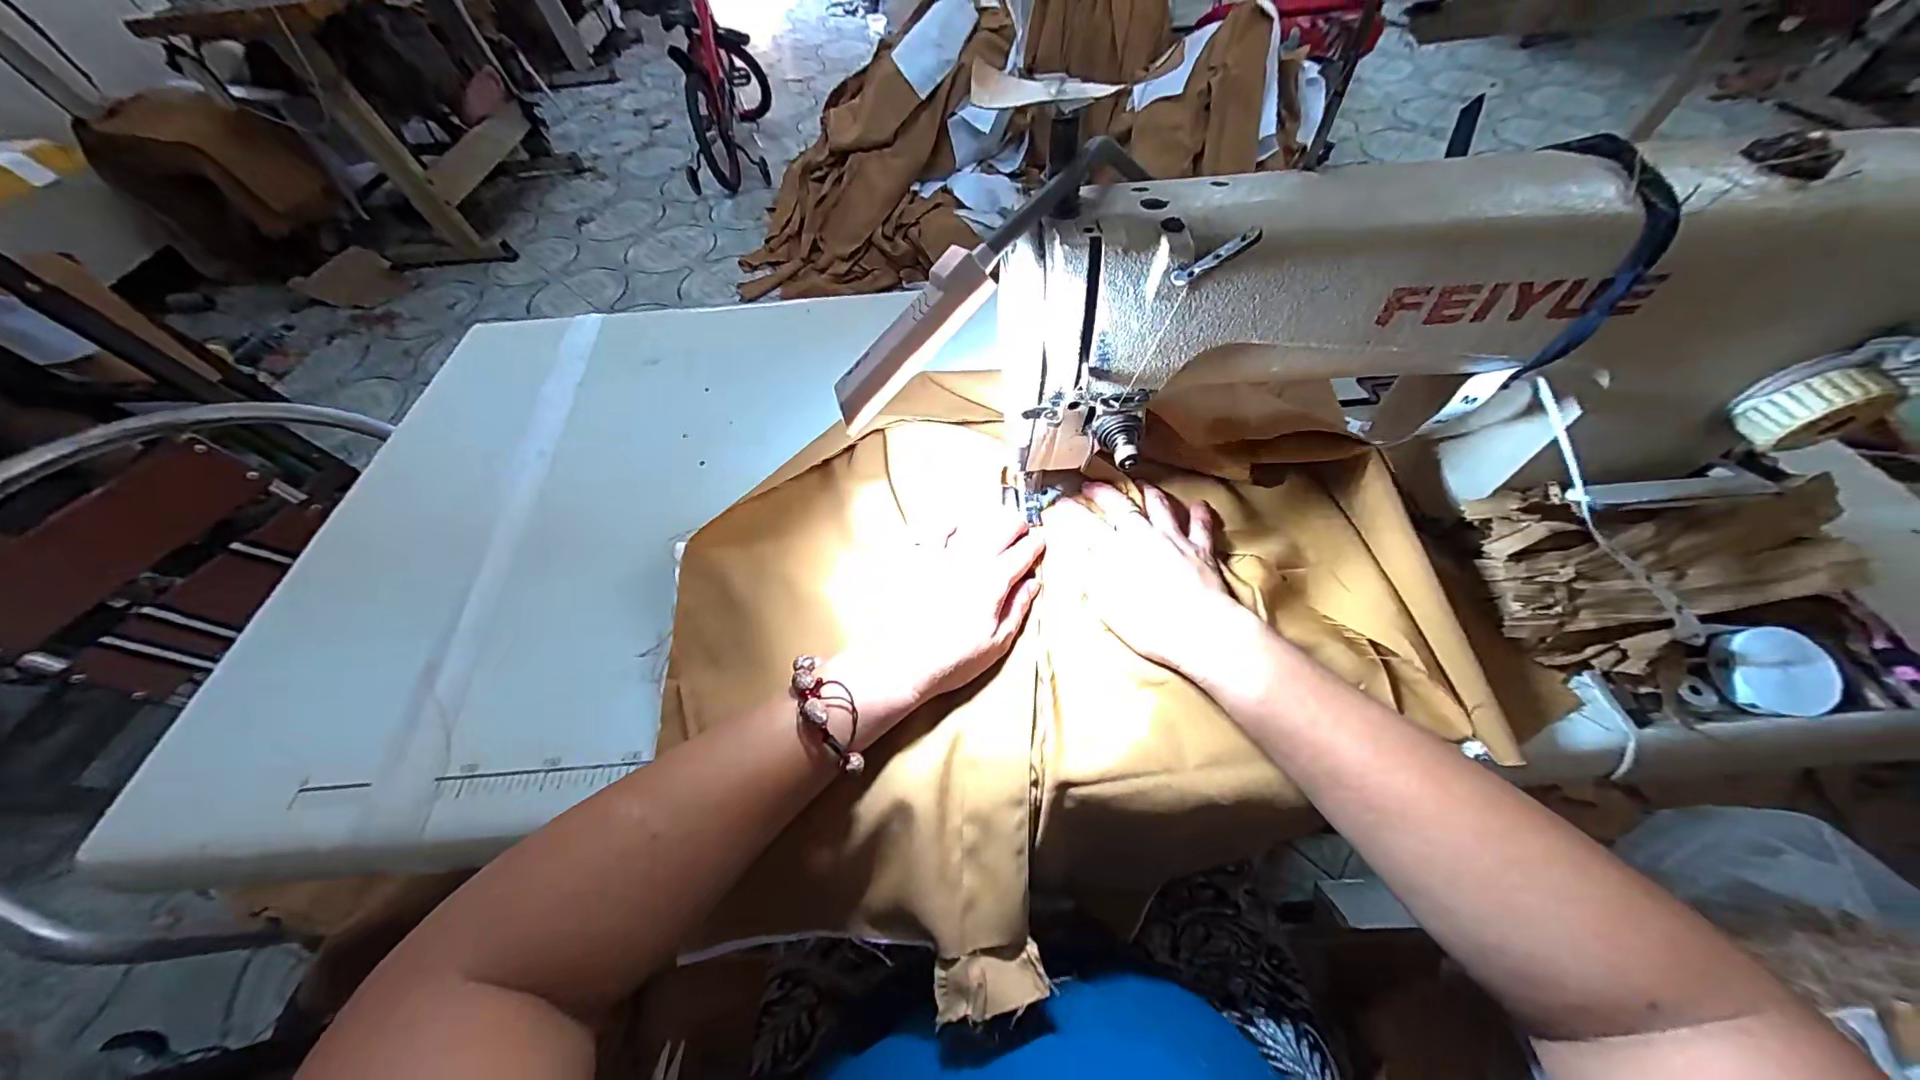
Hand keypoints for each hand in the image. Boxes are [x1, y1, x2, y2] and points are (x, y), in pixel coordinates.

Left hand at [828, 514, 1043, 745]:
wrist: (905, 664)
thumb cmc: (956, 660)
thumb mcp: (998, 641)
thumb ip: (1018, 608)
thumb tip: (1033, 583)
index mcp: (994, 582)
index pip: (1022, 554)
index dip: (1035, 546)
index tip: (1042, 541)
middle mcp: (970, 562)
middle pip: (999, 530)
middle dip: (1016, 526)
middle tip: (1023, 530)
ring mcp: (942, 559)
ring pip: (972, 527)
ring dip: (988, 522)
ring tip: (996, 524)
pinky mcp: (919, 564)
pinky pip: (934, 534)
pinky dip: (948, 526)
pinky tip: (954, 525)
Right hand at [1045, 481, 1265, 683]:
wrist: (1199, 629)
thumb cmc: (1150, 625)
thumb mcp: (1107, 605)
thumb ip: (1093, 576)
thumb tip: (1085, 558)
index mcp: (1115, 550)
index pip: (1086, 523)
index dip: (1071, 510)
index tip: (1061, 503)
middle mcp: (1143, 536)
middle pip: (1120, 505)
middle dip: (1104, 492)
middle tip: (1093, 485)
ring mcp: (1174, 539)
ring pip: (1160, 506)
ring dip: (1150, 493)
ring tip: (1143, 484)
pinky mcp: (1201, 549)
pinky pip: (1200, 525)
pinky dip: (1199, 514)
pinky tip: (1199, 505)